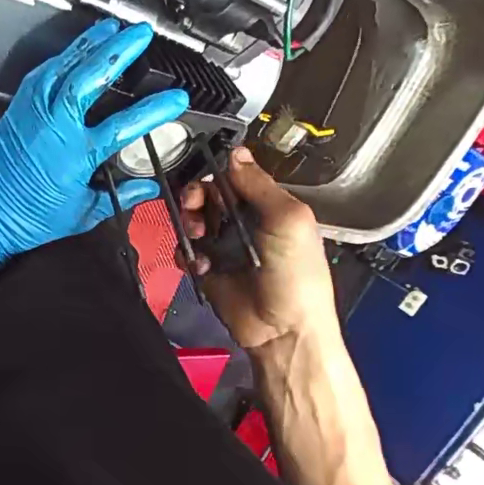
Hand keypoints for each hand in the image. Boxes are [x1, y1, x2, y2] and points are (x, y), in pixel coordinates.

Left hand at [0, 19, 188, 266]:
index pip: (124, 124)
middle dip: (118, 51)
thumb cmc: (32, 218)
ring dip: (89, 44)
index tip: (177, 99)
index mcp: (77, 154)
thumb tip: (148, 188)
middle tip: (140, 34)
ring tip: (110, 28)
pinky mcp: (19, 109)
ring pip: (64, 66)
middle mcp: (55, 126)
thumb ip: (119, 197)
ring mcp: (34, 112)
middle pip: (90, 77)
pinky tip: (75, 50)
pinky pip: (42, 74)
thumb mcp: (83, 213)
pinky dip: (62, 58)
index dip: (154, 110)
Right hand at [179, 147, 338, 351]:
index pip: (236, 177)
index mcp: (270, 207)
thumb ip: (260, 185)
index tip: (207, 175)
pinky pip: (185, 252)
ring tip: (196, 234)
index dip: (219, 173)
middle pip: (209, 196)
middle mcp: (246, 223)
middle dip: (197, 196)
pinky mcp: (209, 270)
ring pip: (193, 220)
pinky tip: (199, 263)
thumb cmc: (298, 277)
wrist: (283, 330)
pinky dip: (185, 254)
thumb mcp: (288, 219)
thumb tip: (237, 154)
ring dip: (188, 222)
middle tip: (194, 204)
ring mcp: (226, 247)